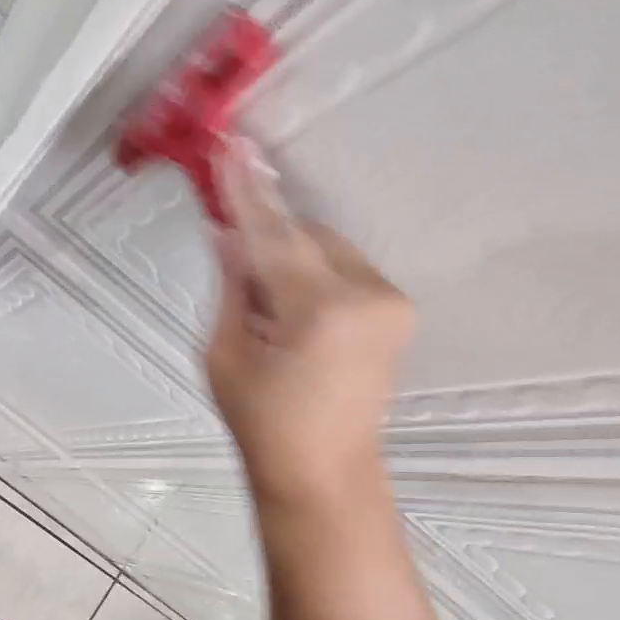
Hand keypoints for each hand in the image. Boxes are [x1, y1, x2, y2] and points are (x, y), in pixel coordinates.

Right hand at [204, 139, 413, 504]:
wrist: (323, 470)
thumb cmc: (261, 423)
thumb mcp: (223, 356)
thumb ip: (231, 287)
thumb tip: (229, 234)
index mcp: (319, 311)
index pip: (275, 235)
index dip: (248, 193)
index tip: (231, 148)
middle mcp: (368, 293)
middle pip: (306, 236)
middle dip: (268, 241)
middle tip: (234, 265)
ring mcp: (390, 299)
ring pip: (326, 249)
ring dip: (290, 260)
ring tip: (267, 310)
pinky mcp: (396, 308)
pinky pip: (343, 268)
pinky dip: (312, 276)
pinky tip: (293, 314)